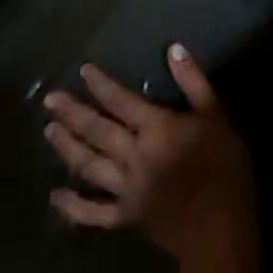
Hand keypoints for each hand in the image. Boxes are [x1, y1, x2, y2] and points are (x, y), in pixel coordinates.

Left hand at [43, 44, 255, 258]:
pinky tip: (56, 197)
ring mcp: (125, 188)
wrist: (220, 224)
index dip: (100, 84)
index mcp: (155, 127)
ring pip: (88, 165)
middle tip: (50, 99)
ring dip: (67, 147)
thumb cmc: (222, 163)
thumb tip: (173, 49)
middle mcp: (132, 154)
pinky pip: (92, 213)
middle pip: (96, 130)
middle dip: (72, 113)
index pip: (121, 100)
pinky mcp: (125, 217)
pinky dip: (72, 206)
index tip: (82, 70)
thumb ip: (194, 81)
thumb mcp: (215, 114)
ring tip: (49, 131)